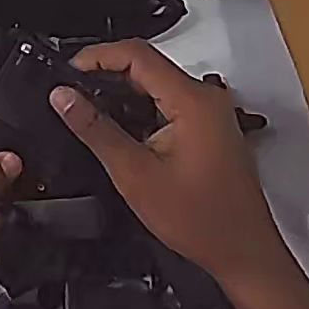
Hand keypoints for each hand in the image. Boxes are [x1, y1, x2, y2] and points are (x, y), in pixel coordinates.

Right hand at [51, 40, 290, 290]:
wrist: (243, 254)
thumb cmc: (204, 222)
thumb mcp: (135, 174)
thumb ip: (95, 129)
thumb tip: (65, 98)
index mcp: (193, 101)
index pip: (137, 54)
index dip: (97, 56)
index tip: (71, 69)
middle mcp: (206, 98)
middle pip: (146, 63)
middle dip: (105, 72)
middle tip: (74, 88)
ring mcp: (209, 111)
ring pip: (155, 81)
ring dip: (122, 90)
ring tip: (91, 108)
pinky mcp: (208, 124)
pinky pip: (167, 99)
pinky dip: (140, 106)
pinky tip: (121, 128)